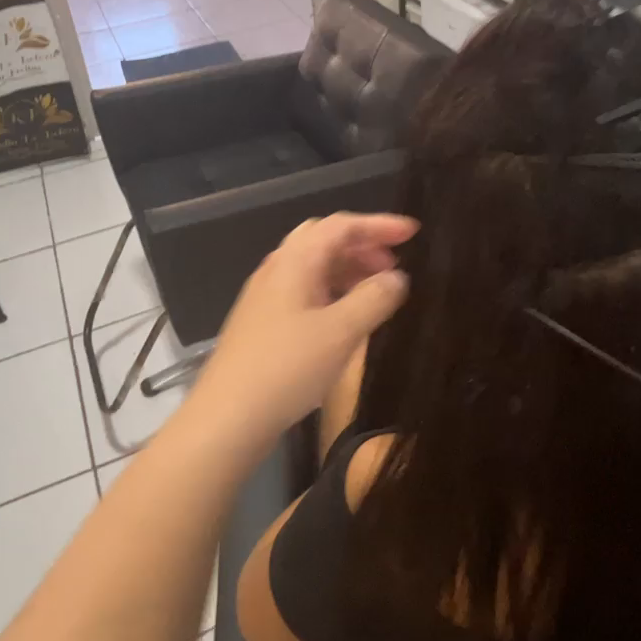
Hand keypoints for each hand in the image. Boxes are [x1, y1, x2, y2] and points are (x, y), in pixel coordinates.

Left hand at [189, 212, 416, 439]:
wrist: (227, 417)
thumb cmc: (286, 368)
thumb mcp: (341, 333)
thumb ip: (374, 299)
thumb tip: (397, 277)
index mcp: (295, 261)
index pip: (341, 225)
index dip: (378, 224)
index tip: (413, 232)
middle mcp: (277, 269)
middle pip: (324, 240)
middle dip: (362, 245)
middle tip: (394, 263)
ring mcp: (267, 296)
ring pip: (313, 267)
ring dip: (348, 270)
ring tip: (378, 291)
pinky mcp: (264, 323)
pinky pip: (305, 291)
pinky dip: (333, 292)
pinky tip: (347, 319)